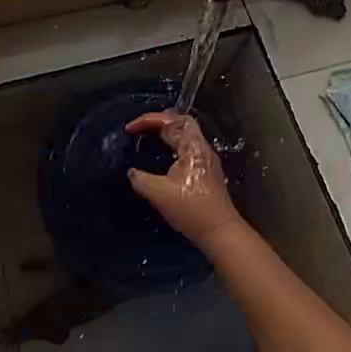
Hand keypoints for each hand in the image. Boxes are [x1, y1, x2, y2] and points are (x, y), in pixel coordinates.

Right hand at [125, 111, 243, 242]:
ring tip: (147, 139)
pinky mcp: (206, 173)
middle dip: (157, 123)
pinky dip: (171, 147)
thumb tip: (131, 172)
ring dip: (165, 134)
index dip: (150, 119)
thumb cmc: (191, 209)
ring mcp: (206, 161)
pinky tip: (162, 159)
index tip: (130, 129)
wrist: (220, 231)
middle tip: (138, 130)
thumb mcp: (159, 194)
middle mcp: (202, 149)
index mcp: (193, 148)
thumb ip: (141, 180)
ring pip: (185, 138)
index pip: (173, 120)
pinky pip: (186, 150)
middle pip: (181, 125)